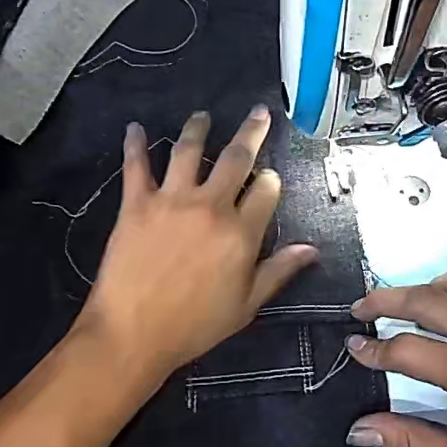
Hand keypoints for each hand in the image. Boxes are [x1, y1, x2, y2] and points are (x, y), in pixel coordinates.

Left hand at [75, 105, 317, 379]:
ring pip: (188, 151)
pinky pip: (137, 166)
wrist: (134, 332)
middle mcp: (210, 206)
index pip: (265, 192)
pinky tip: (135, 128)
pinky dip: (136, 145)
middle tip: (258, 114)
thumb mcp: (247, 304)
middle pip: (235, 159)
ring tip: (203, 115)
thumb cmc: (196, 325)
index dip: (271, 181)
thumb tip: (312, 249)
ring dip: (198, 128)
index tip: (271, 178)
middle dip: (251, 133)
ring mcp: (171, 200)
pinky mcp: (136, 204)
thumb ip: (278, 271)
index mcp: (241, 233)